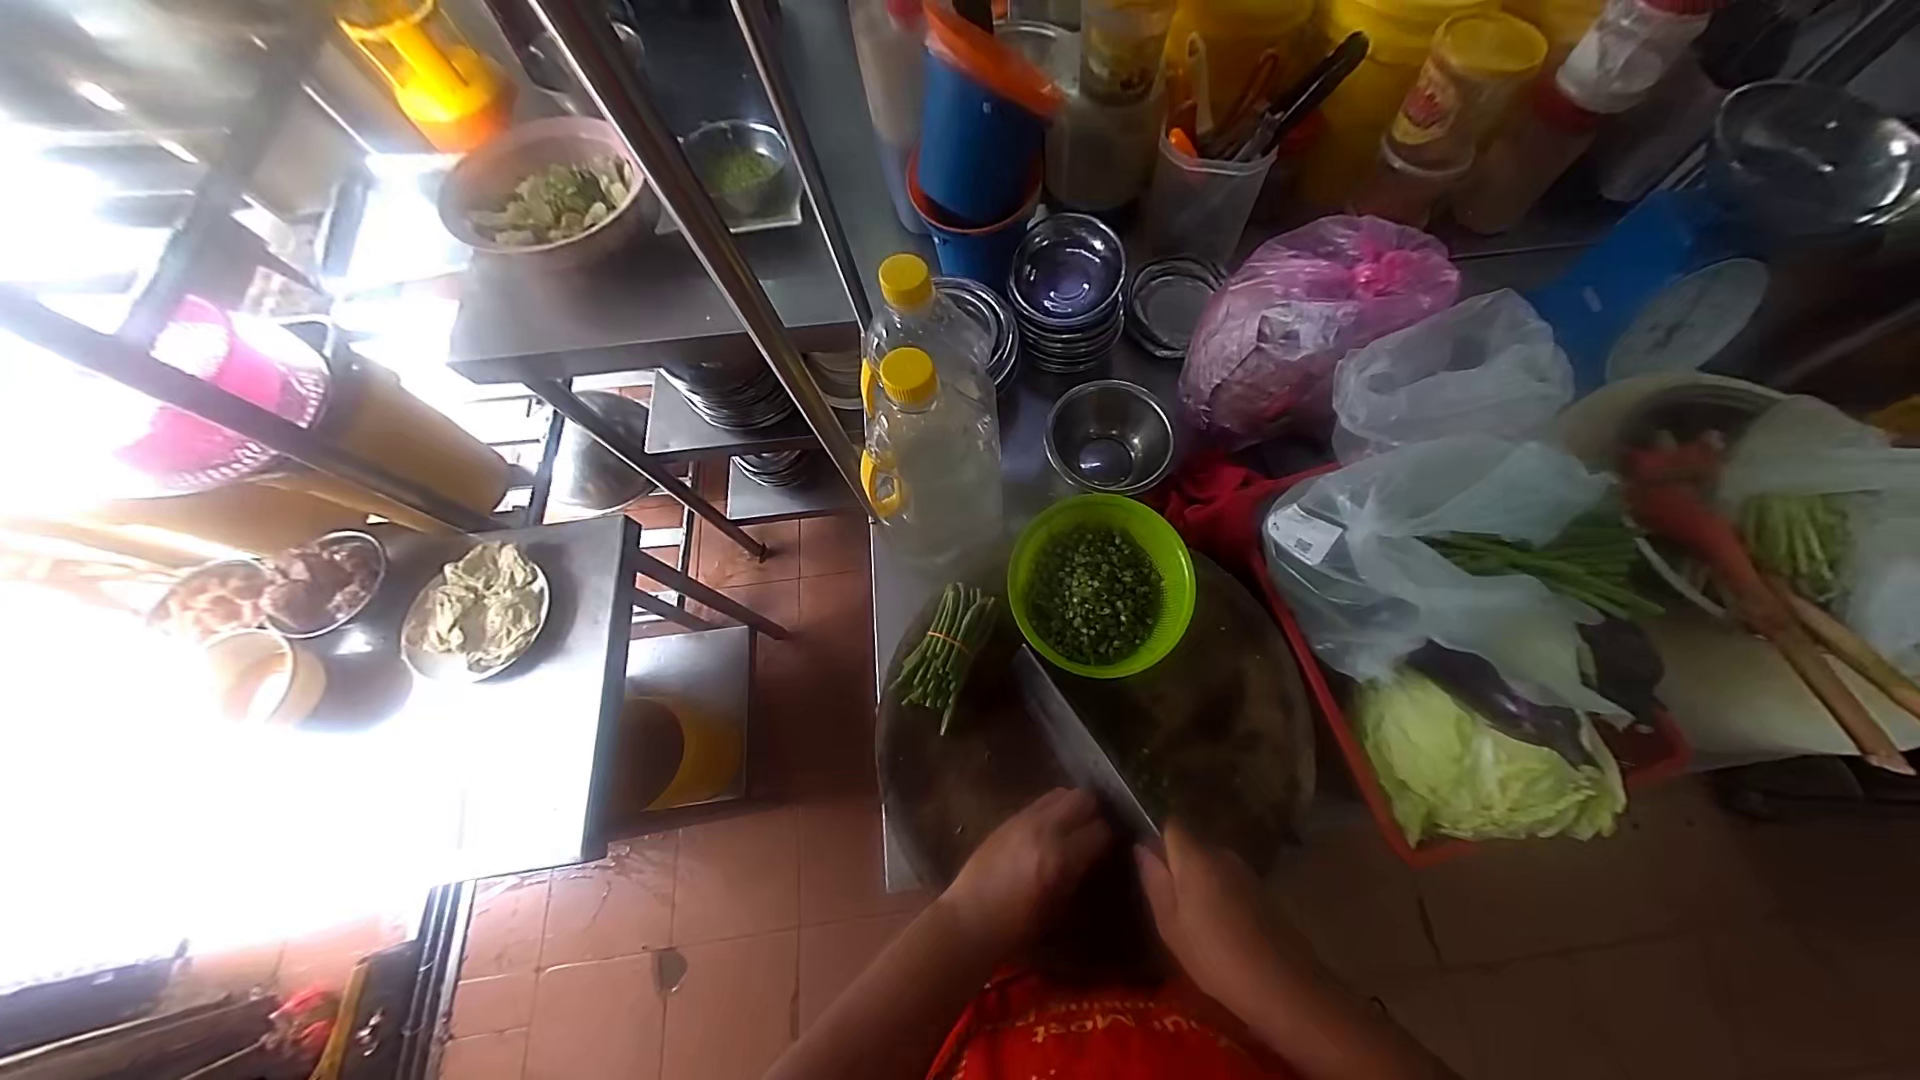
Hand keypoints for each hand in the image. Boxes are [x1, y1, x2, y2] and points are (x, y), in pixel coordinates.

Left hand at [937, 788, 1112, 957]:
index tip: (1111, 848)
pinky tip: (1052, 826)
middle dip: (1094, 812)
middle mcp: (1044, 829)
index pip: (1100, 831)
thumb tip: (1095, 855)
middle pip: (1083, 798)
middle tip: (1094, 831)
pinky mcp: (1009, 817)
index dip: (1110, 839)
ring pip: (1062, 793)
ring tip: (1074, 825)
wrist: (971, 917)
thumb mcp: (1059, 906)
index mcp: (1060, 857)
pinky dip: (1053, 808)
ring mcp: (1024, 819)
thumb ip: (1079, 874)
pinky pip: (1041, 801)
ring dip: (1073, 806)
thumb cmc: (1018, 927)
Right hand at [1135, 821, 1310, 1017]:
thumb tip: (1141, 847)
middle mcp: (1222, 854)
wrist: (1286, 988)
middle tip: (1169, 902)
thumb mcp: (1171, 925)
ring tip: (1195, 920)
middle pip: (1192, 845)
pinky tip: (1222, 928)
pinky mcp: (1263, 892)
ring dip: (1201, 882)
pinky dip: (1221, 895)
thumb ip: (1155, 881)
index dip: (1158, 839)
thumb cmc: (1217, 957)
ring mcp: (1246, 872)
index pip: (1171, 824)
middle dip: (1178, 864)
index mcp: (1195, 857)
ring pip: (1211, 864)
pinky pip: (1230, 881)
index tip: (1151, 865)